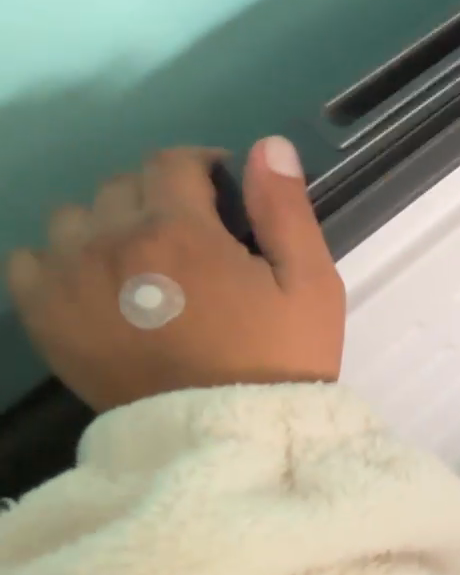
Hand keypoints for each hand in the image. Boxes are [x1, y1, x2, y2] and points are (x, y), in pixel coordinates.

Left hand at [7, 137, 344, 411]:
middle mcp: (110, 241)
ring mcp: (67, 277)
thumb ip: (286, 211)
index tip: (228, 186)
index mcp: (180, 230)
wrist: (231, 428)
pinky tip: (105, 283)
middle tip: (202, 234)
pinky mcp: (44, 314)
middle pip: (122, 187)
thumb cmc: (286, 354)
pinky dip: (66, 259)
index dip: (204, 165)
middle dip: (162, 196)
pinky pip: (32, 259)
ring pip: (75, 218)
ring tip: (151, 259)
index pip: (174, 164)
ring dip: (112, 224)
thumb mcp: (313, 284)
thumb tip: (269, 146)